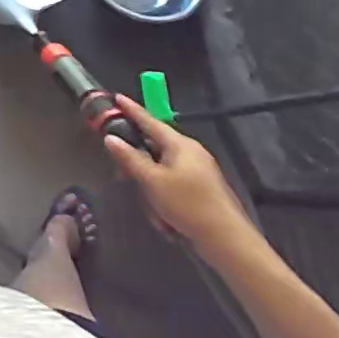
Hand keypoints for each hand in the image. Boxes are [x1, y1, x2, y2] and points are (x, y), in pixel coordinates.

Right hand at [102, 97, 258, 251]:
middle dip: (139, 168)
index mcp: (180, 145)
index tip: (117, 97)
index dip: (132, 110)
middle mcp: (190, 153)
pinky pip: (172, 185)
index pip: (150, 121)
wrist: (227, 240)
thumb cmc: (188, 204)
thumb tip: (110, 138)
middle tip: (126, 178)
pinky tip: (166, 220)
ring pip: (161, 172)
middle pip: (154, 149)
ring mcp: (198, 171)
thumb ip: (130, 158)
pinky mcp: (201, 188)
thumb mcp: (152, 181)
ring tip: (157, 212)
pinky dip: (164, 200)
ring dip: (153, 191)